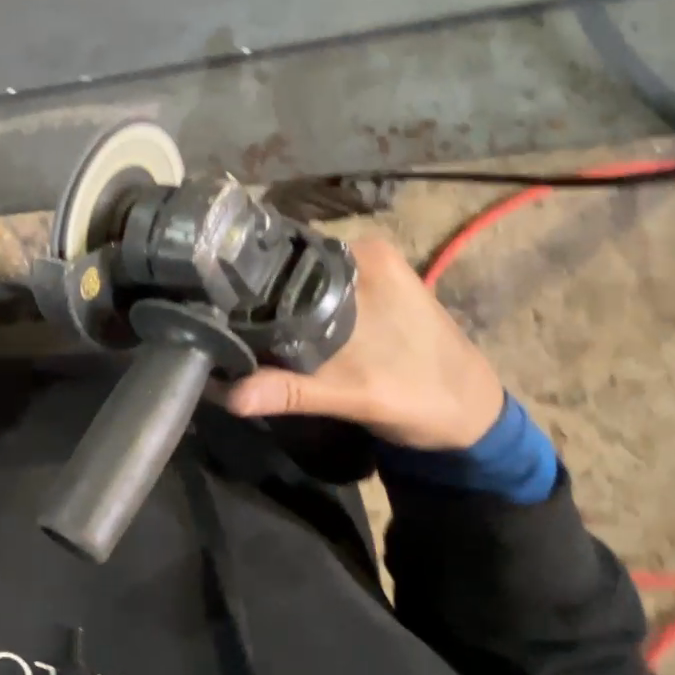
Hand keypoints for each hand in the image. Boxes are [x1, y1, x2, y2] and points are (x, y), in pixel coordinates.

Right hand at [225, 233, 505, 450]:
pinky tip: (257, 335)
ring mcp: (358, 276)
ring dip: (261, 308)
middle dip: (245, 295)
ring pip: (288, 284)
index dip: (238, 277)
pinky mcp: (356, 298)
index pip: (280, 254)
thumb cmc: (428, 397)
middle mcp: (357, 256)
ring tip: (220, 329)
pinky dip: (281, 315)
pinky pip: (303, 298)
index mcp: (362, 259)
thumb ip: (292, 391)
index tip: (199, 299)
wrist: (475, 421)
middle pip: (280, 268)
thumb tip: (229, 394)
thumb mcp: (356, 395)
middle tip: (204, 322)